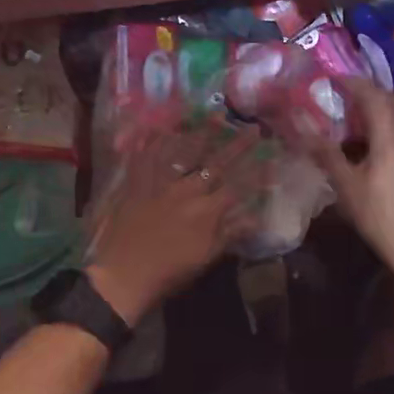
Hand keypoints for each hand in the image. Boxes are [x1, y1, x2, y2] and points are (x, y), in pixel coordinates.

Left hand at [83, 117, 263, 323]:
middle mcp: (187, 191)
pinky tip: (162, 127)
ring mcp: (160, 185)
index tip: (272, 157)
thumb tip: (257, 217)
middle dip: (238, 145)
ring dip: (202, 133)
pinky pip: (146, 158)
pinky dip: (154, 141)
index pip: (239, 186)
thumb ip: (231, 233)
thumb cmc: (169, 272)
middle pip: (217, 163)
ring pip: (183, 153)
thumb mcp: (206, 257)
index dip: (257, 172)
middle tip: (253, 128)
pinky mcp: (136, 186)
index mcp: (207, 211)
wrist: (121, 277)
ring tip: (215, 115)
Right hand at [293, 79, 393, 266]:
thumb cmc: (375, 212)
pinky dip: (385, 125)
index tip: (334, 79)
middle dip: (372, 92)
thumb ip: (325, 153)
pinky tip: (365, 142)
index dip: (354, 84)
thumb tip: (301, 127)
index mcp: (389, 139)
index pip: (374, 98)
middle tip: (346, 95)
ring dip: (380, 108)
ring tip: (351, 117)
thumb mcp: (345, 184)